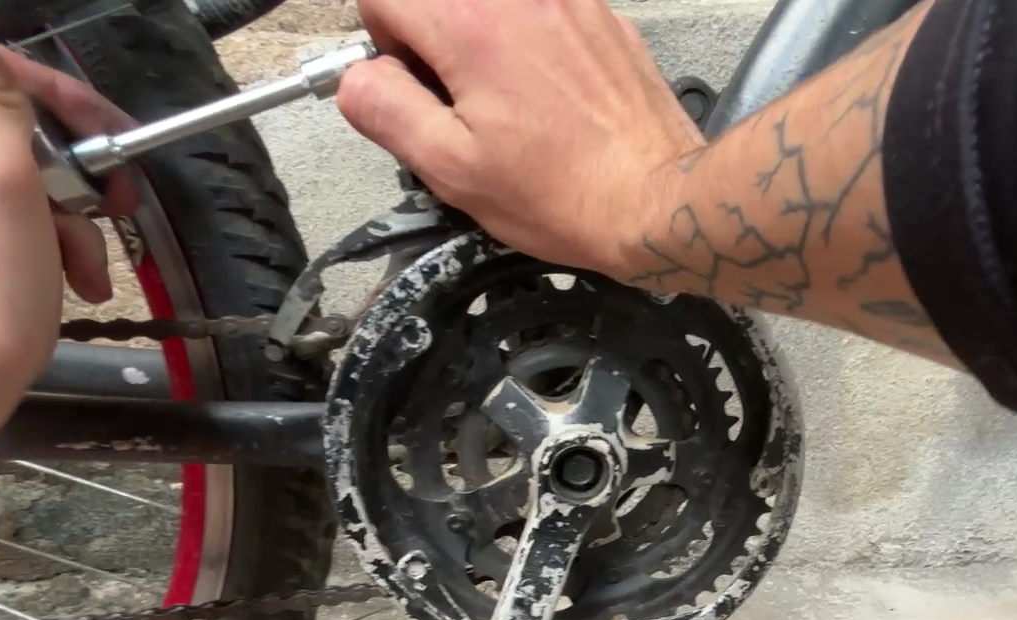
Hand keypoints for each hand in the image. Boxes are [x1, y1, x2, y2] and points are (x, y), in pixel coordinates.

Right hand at [336, 0, 702, 277]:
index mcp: (467, 22)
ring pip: (492, 5)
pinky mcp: (604, 18)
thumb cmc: (563, 196)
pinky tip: (557, 101)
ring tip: (517, 109)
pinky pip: (544, 13)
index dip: (387, 49)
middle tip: (469, 111)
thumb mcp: (453, 170)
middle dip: (437, 45)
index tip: (419, 95)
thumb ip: (386, 111)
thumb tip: (359, 78)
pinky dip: (535, 45)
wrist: (657, 204)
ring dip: (486, 44)